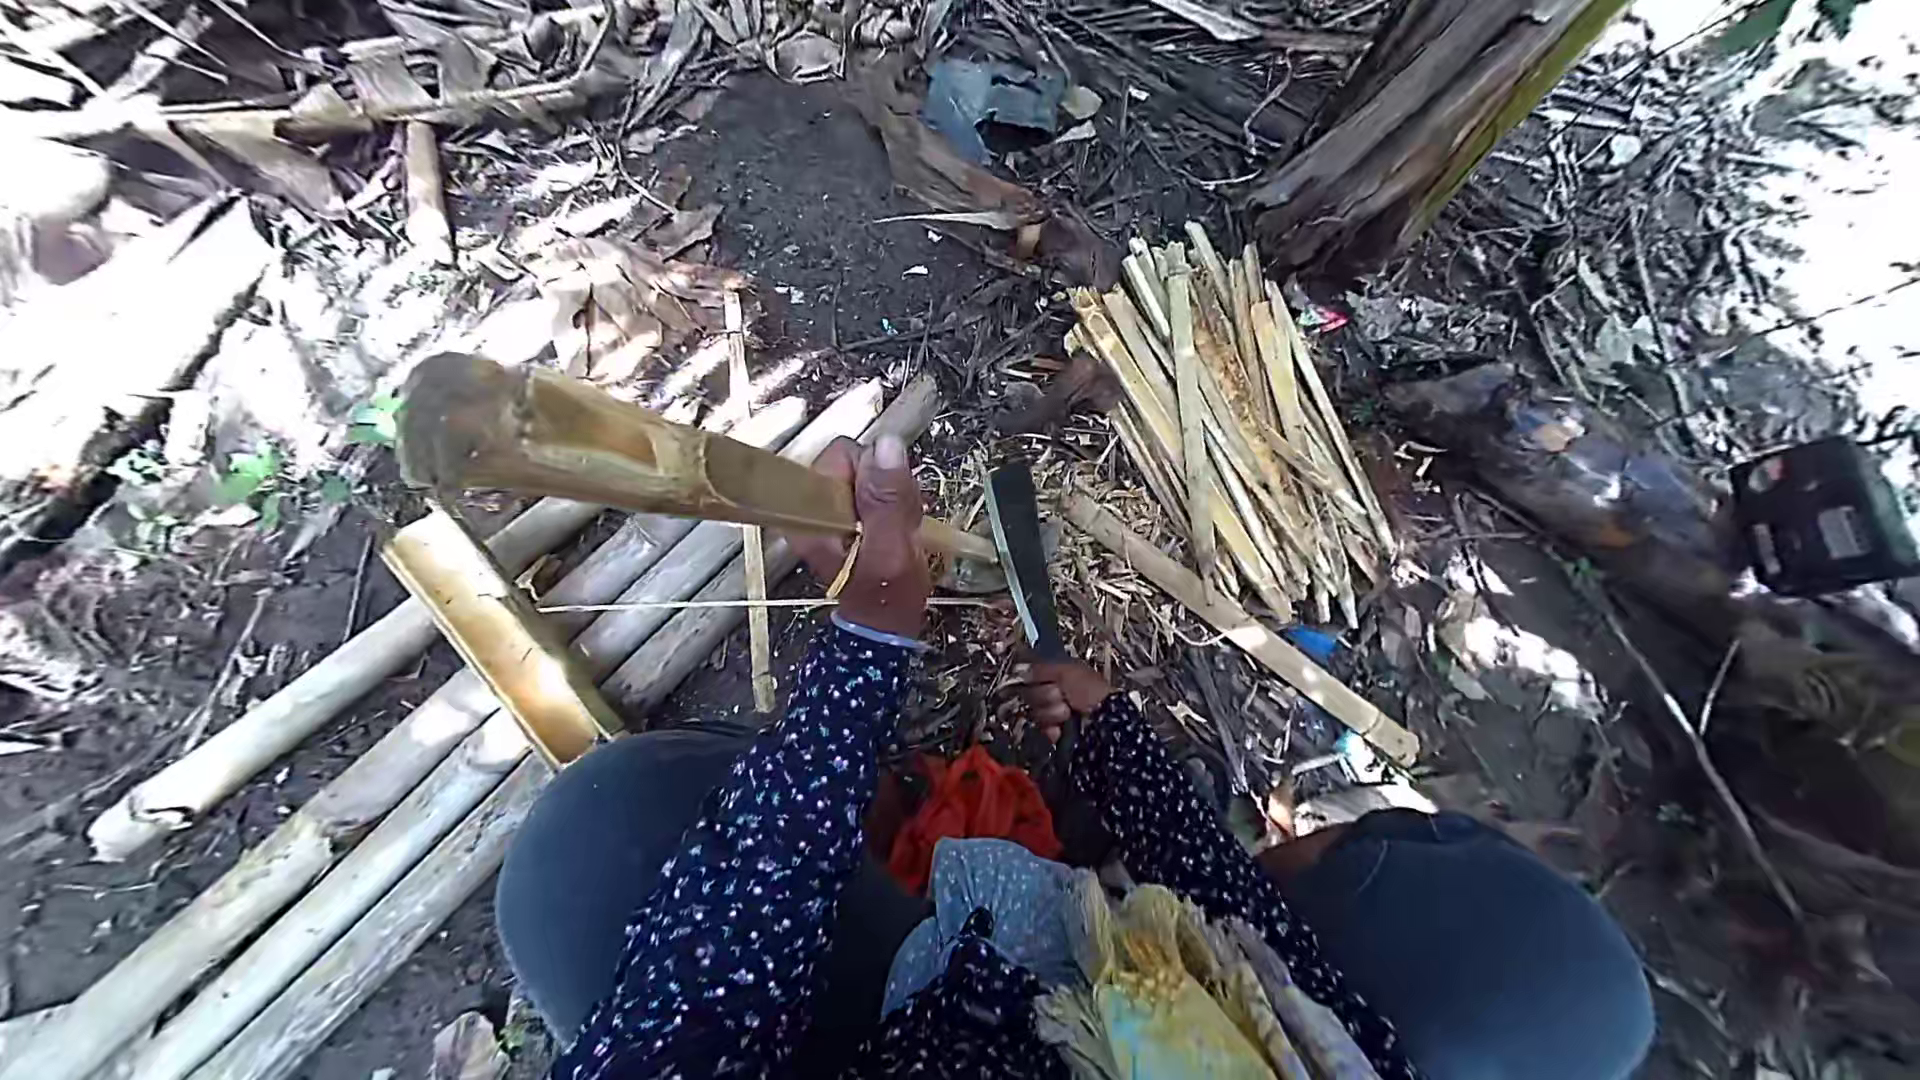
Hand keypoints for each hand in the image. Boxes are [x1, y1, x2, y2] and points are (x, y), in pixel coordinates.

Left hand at [787, 434, 930, 639]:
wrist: (886, 625)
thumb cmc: (886, 595)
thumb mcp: (892, 550)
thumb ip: (887, 500)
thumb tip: (887, 445)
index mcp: (809, 511)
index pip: (841, 455)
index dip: (873, 474)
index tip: (888, 507)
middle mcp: (812, 504)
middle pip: (858, 460)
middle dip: (887, 485)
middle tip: (898, 522)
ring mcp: (829, 509)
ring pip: (872, 473)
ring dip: (894, 497)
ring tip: (900, 529)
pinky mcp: (845, 514)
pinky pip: (876, 489)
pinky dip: (894, 505)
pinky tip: (899, 528)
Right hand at [1018, 658, 1112, 742]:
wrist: (1103, 723)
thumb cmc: (1091, 692)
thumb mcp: (1067, 670)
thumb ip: (1041, 668)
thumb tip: (1022, 670)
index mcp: (1062, 677)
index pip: (1033, 676)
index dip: (1036, 679)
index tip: (1042, 680)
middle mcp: (1058, 696)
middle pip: (1031, 694)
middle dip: (1046, 696)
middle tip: (1062, 697)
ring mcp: (1056, 716)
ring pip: (1035, 713)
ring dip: (1051, 713)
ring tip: (1067, 714)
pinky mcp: (1056, 736)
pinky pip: (1041, 730)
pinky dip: (1052, 729)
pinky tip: (1062, 727)